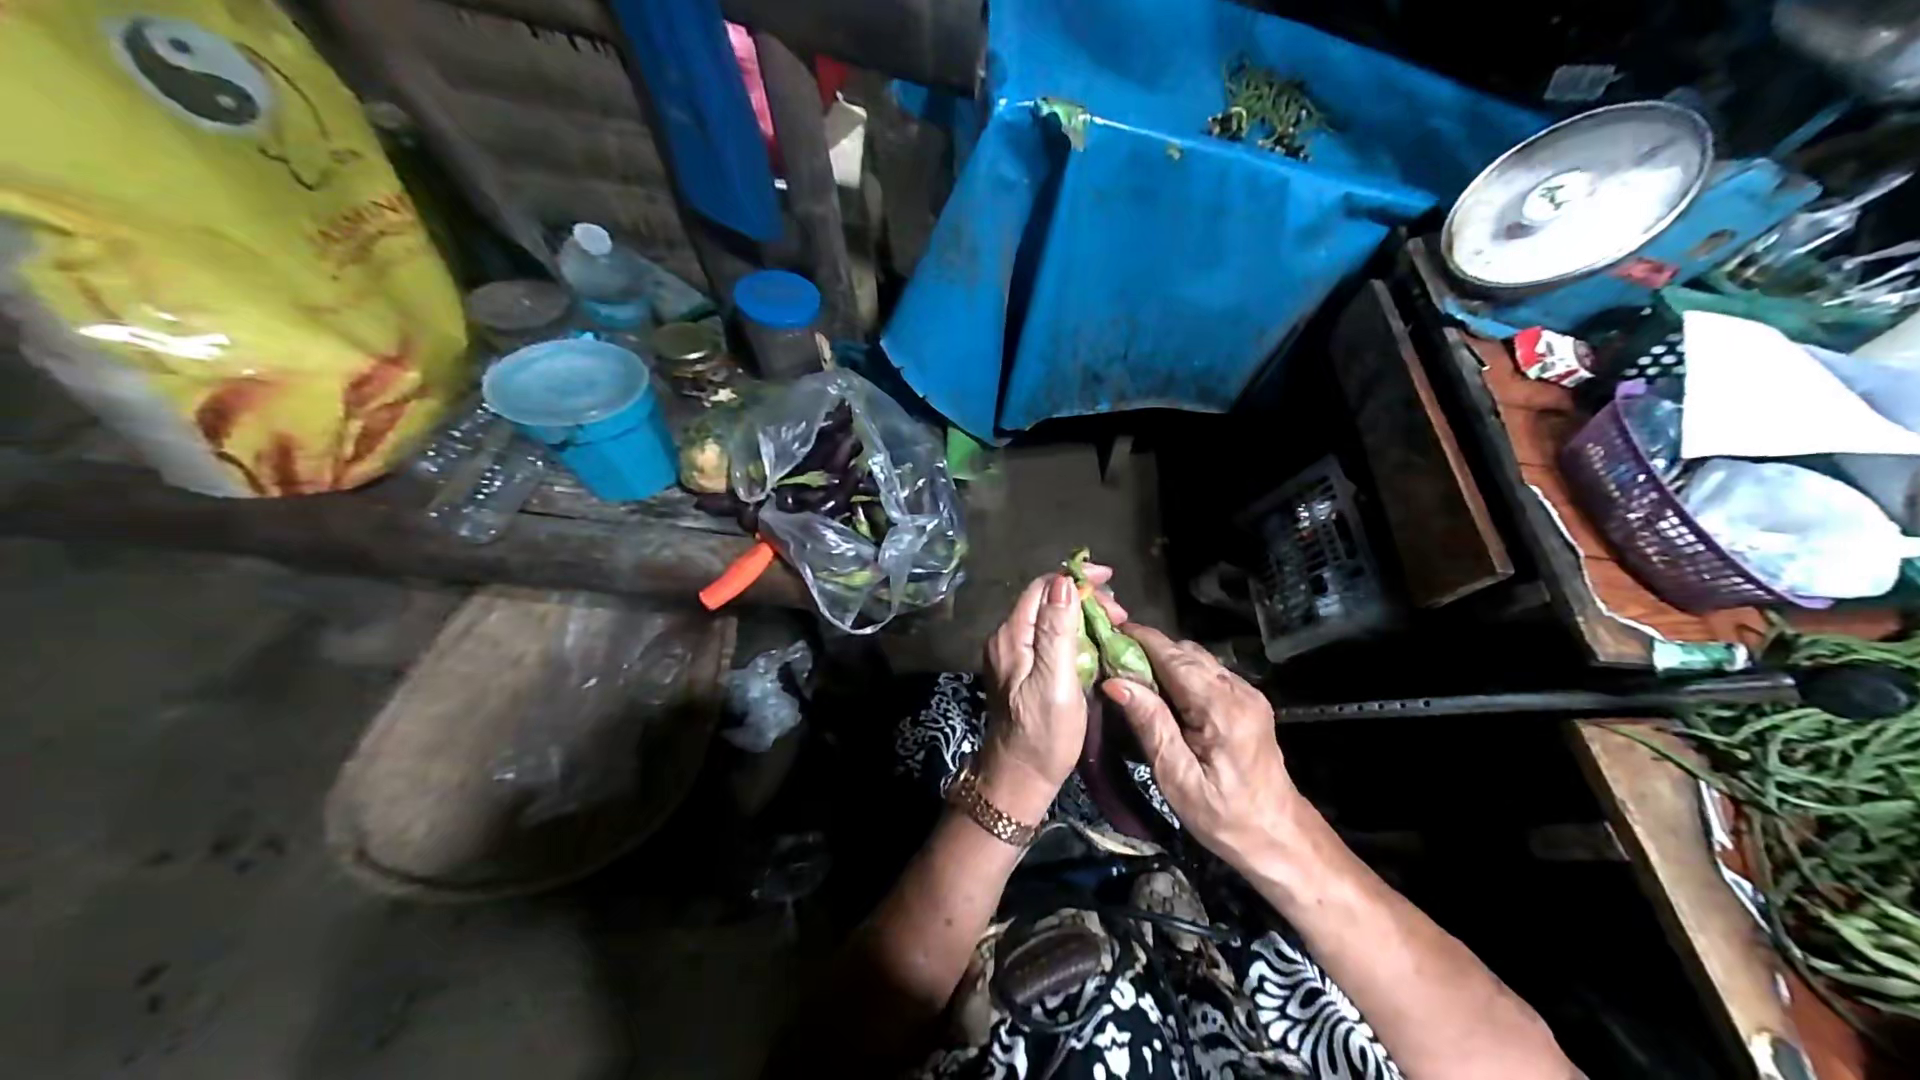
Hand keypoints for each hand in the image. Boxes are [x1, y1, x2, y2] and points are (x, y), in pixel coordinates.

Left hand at [978, 566, 1125, 821]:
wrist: (1020, 775)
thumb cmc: (1043, 732)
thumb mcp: (1056, 680)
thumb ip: (1057, 630)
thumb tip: (1064, 582)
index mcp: (1012, 635)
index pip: (1043, 587)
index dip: (1076, 578)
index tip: (1109, 581)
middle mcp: (1007, 638)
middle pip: (1047, 600)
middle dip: (1083, 597)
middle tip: (1119, 615)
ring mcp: (1013, 655)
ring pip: (1049, 618)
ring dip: (1082, 615)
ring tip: (1114, 626)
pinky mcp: (1022, 670)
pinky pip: (1049, 637)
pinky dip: (1074, 633)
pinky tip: (1095, 643)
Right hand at [1101, 625, 1304, 869]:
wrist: (1280, 838)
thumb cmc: (1224, 818)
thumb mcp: (1177, 778)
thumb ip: (1150, 724)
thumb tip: (1115, 682)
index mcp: (1221, 708)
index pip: (1173, 656)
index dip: (1137, 639)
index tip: (1104, 630)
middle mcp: (1238, 690)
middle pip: (1184, 651)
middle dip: (1145, 648)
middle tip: (1108, 658)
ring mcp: (1246, 693)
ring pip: (1196, 659)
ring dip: (1162, 659)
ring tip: (1128, 674)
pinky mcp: (1247, 701)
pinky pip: (1206, 672)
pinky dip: (1178, 672)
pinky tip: (1160, 692)